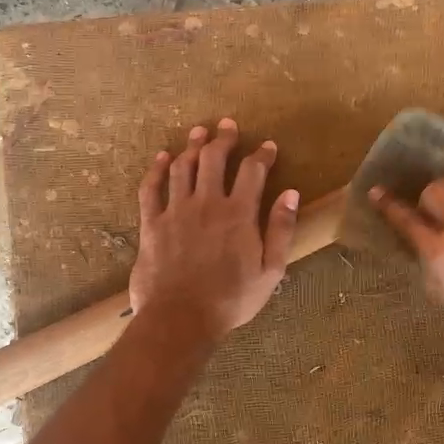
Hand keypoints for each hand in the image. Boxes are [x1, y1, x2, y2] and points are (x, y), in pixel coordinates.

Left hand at [130, 119, 298, 342]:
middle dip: (224, 139)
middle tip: (228, 125)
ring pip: (183, 167)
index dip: (262, 155)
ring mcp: (176, 211)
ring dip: (192, 146)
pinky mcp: (151, 224)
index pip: (253, 172)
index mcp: (239, 214)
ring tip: (199, 132)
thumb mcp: (271, 270)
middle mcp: (207, 203)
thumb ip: (281, 229)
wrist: (180, 318)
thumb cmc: (232, 299)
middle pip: (215, 159)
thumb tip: (291, 194)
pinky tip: (161, 157)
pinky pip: (151, 188)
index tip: (268, 145)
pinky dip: (156, 169)